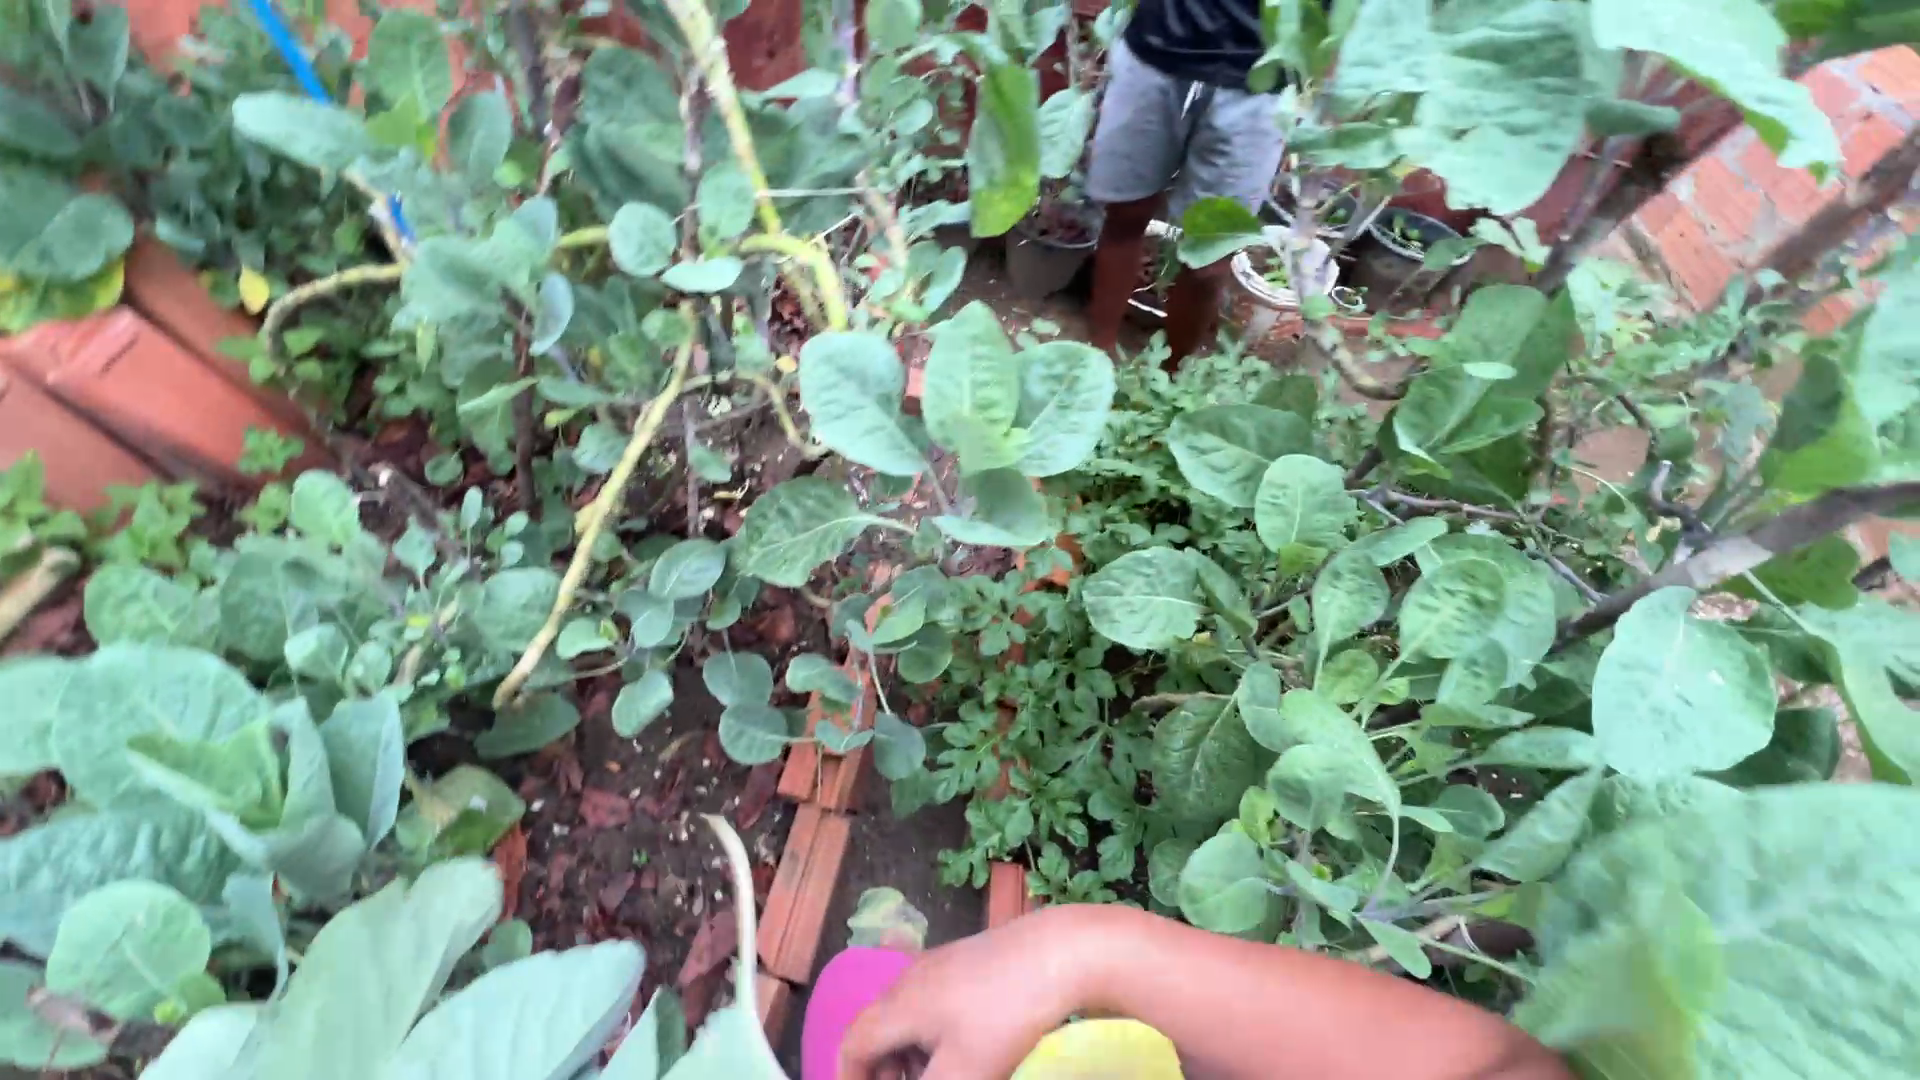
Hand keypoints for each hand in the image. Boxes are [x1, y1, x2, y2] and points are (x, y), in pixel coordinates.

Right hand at [837, 905, 1104, 1079]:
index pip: (852, 1045)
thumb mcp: (962, 1073)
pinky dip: (934, 1034)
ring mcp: (940, 963)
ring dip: (911, 1056)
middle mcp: (911, 977)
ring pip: (907, 1017)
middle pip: (877, 1030)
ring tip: (941, 1078)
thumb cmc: (1004, 1017)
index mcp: (899, 1003)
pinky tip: (968, 1050)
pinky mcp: (967, 959)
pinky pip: (933, 1002)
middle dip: (884, 1073)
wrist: (1058, 952)